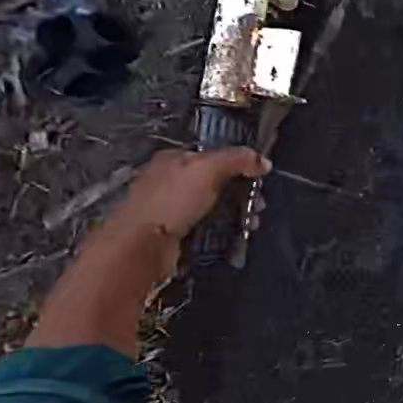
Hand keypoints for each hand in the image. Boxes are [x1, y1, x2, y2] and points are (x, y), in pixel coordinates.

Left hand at [25, 148, 268, 355]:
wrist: (141, 248)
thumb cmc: (167, 203)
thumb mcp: (207, 169)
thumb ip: (237, 159)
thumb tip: (261, 161)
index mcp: (175, 159)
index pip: (215, 155)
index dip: (239, 164)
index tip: (257, 176)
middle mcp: (173, 182)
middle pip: (220, 183)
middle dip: (244, 194)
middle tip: (257, 204)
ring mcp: (175, 209)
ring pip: (218, 207)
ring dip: (238, 215)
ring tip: (250, 224)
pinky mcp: (179, 233)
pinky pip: (211, 228)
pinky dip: (226, 231)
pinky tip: (236, 236)